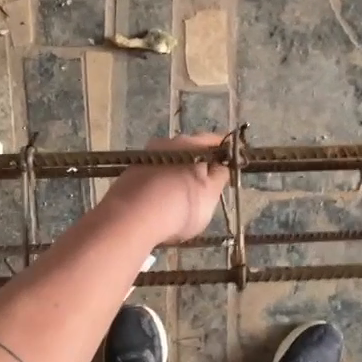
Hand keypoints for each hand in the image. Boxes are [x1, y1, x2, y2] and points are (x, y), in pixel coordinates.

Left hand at [100, 134, 229, 244]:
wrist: (129, 220)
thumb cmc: (179, 206)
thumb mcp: (210, 194)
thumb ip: (219, 176)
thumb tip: (221, 165)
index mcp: (189, 144)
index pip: (213, 141)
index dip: (225, 150)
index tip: (232, 161)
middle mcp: (164, 145)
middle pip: (188, 151)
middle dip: (199, 163)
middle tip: (209, 182)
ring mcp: (143, 159)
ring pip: (169, 164)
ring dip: (179, 175)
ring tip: (186, 196)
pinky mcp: (129, 176)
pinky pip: (154, 177)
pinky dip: (162, 186)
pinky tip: (163, 203)